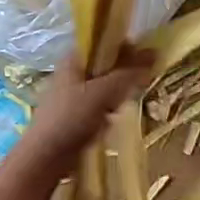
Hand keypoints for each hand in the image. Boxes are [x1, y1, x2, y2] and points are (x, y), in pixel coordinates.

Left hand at [18, 47, 153, 162]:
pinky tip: (110, 121)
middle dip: (124, 75)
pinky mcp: (74, 114)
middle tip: (136, 86)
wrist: (45, 156)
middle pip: (106, 65)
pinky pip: (99, 105)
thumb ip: (128, 73)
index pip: (105, 43)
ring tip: (120, 107)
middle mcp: (72, 72)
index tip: (145, 62)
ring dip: (116, 96)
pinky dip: (108, 111)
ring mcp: (72, 94)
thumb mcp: (103, 92)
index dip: (126, 49)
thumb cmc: (71, 117)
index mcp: (74, 59)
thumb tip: (154, 51)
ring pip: (104, 87)